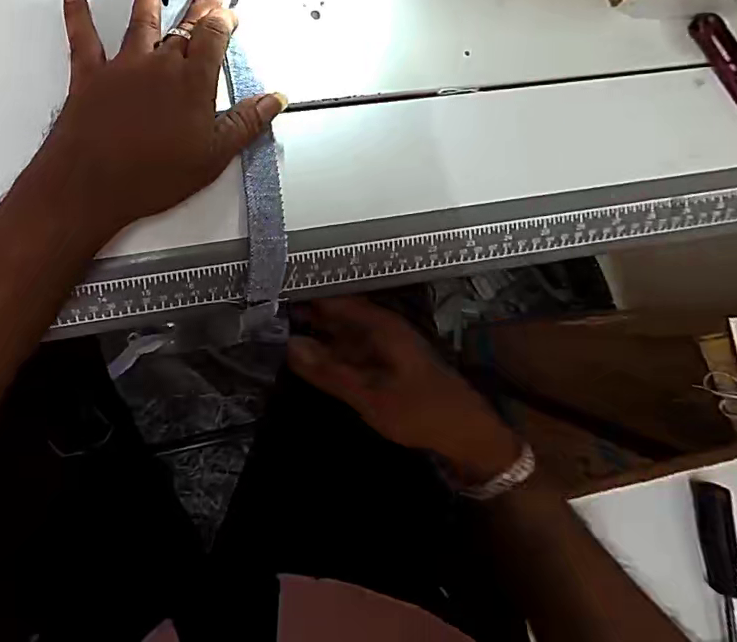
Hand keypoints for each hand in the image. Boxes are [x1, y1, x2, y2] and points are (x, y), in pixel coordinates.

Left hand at [21, 0, 285, 241]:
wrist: (91, 184)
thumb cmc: (150, 175)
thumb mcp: (212, 156)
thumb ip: (245, 123)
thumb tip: (274, 100)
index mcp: (192, 81)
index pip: (214, 37)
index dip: (224, 20)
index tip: (230, 12)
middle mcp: (158, 64)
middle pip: (185, 23)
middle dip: (201, 1)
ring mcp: (123, 66)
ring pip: (140, 19)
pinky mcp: (89, 75)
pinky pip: (82, 37)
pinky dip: (77, 13)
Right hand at [288, 296, 524, 482]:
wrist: (471, 440)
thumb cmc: (422, 412)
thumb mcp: (369, 396)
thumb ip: (328, 371)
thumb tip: (288, 345)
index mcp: (379, 325)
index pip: (332, 299)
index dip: (302, 297)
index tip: (268, 299)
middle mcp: (381, 328)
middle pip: (335, 314)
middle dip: (304, 316)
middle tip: (264, 322)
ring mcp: (384, 346)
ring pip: (341, 332)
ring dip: (315, 335)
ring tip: (277, 338)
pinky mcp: (386, 364)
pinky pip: (350, 349)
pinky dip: (330, 352)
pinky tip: (310, 362)